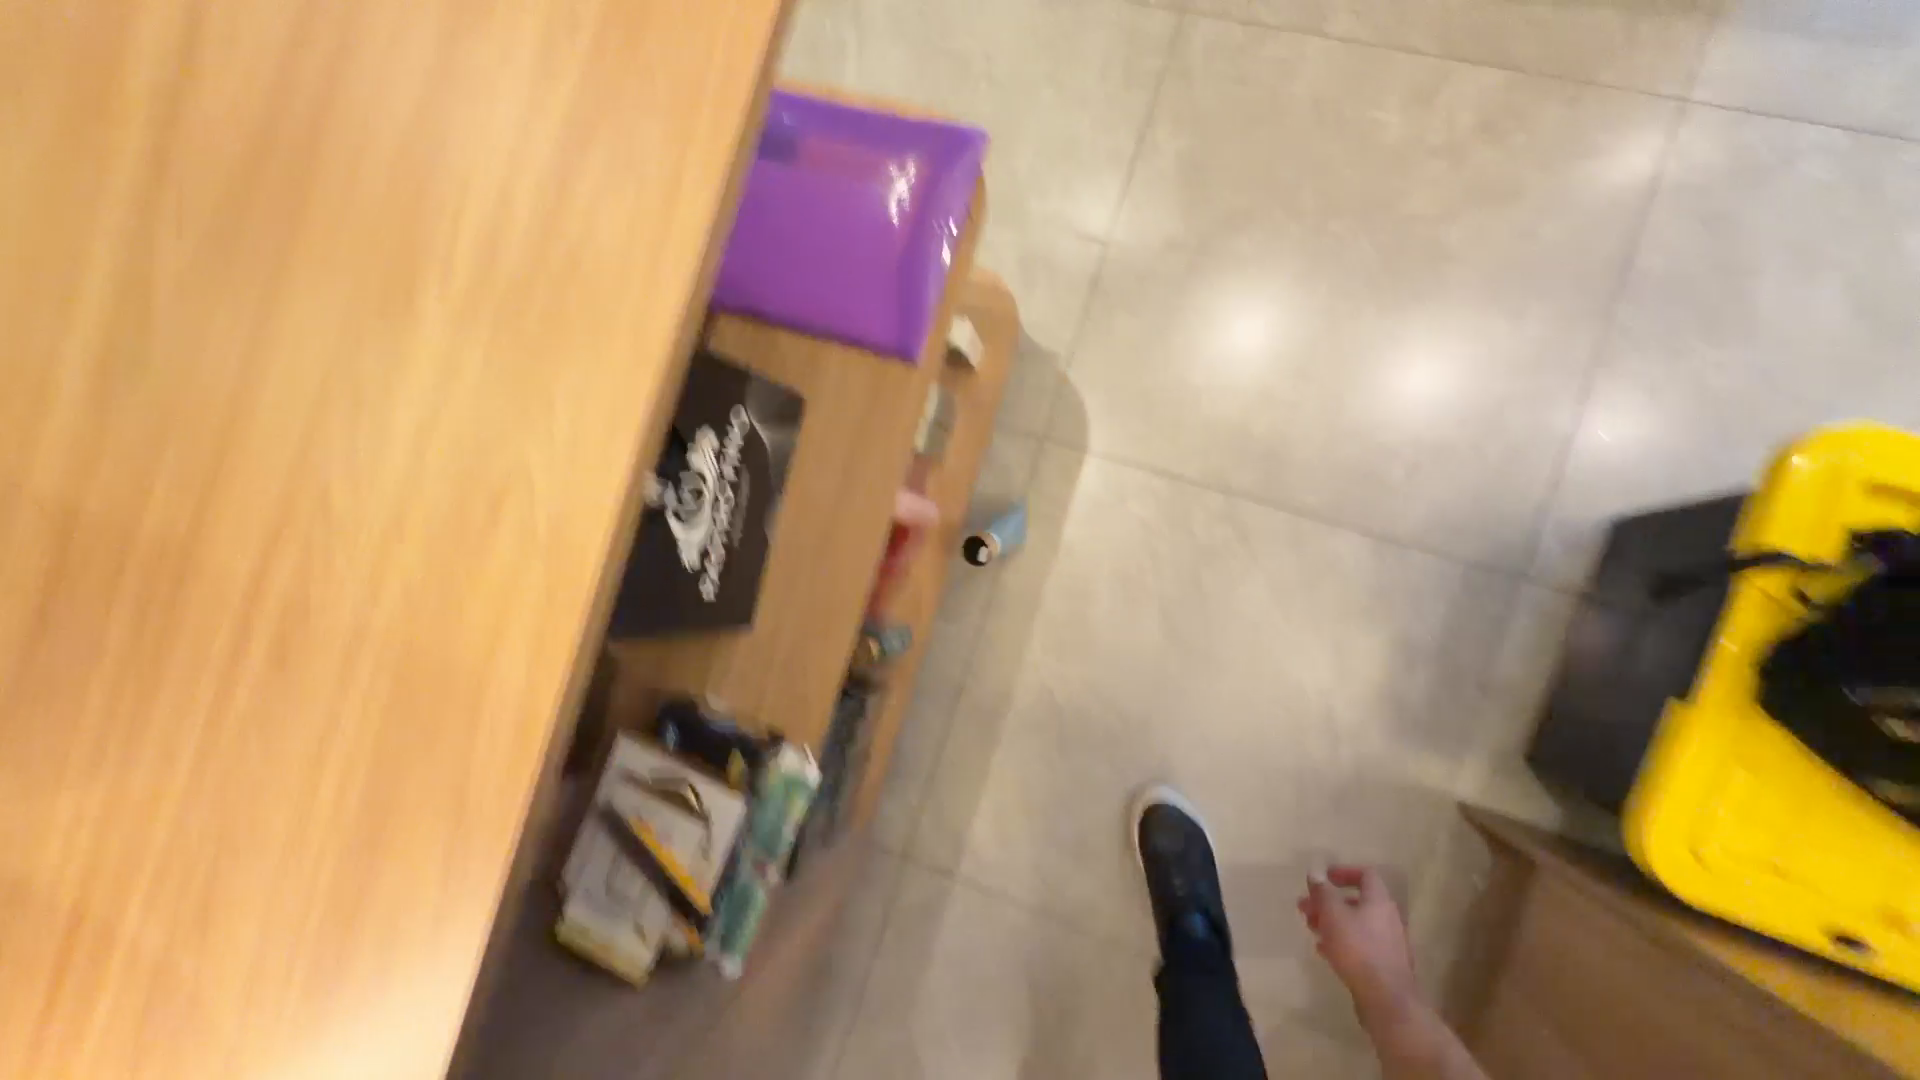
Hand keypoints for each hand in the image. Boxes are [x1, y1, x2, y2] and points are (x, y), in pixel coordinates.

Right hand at [1297, 865, 1420, 1032]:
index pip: (1366, 875)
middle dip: (1329, 901)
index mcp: (1379, 901)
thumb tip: (1316, 873)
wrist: (1387, 999)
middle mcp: (1388, 918)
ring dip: (1333, 922)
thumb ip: (1323, 892)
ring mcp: (1389, 943)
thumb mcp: (1332, 915)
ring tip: (1311, 928)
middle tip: (1305, 907)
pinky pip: (1361, 944)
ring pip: (1357, 924)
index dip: (1344, 872)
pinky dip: (1342, 941)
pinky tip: (1325, 951)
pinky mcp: (1385, 964)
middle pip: (1357, 901)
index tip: (1324, 878)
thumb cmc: (1357, 948)